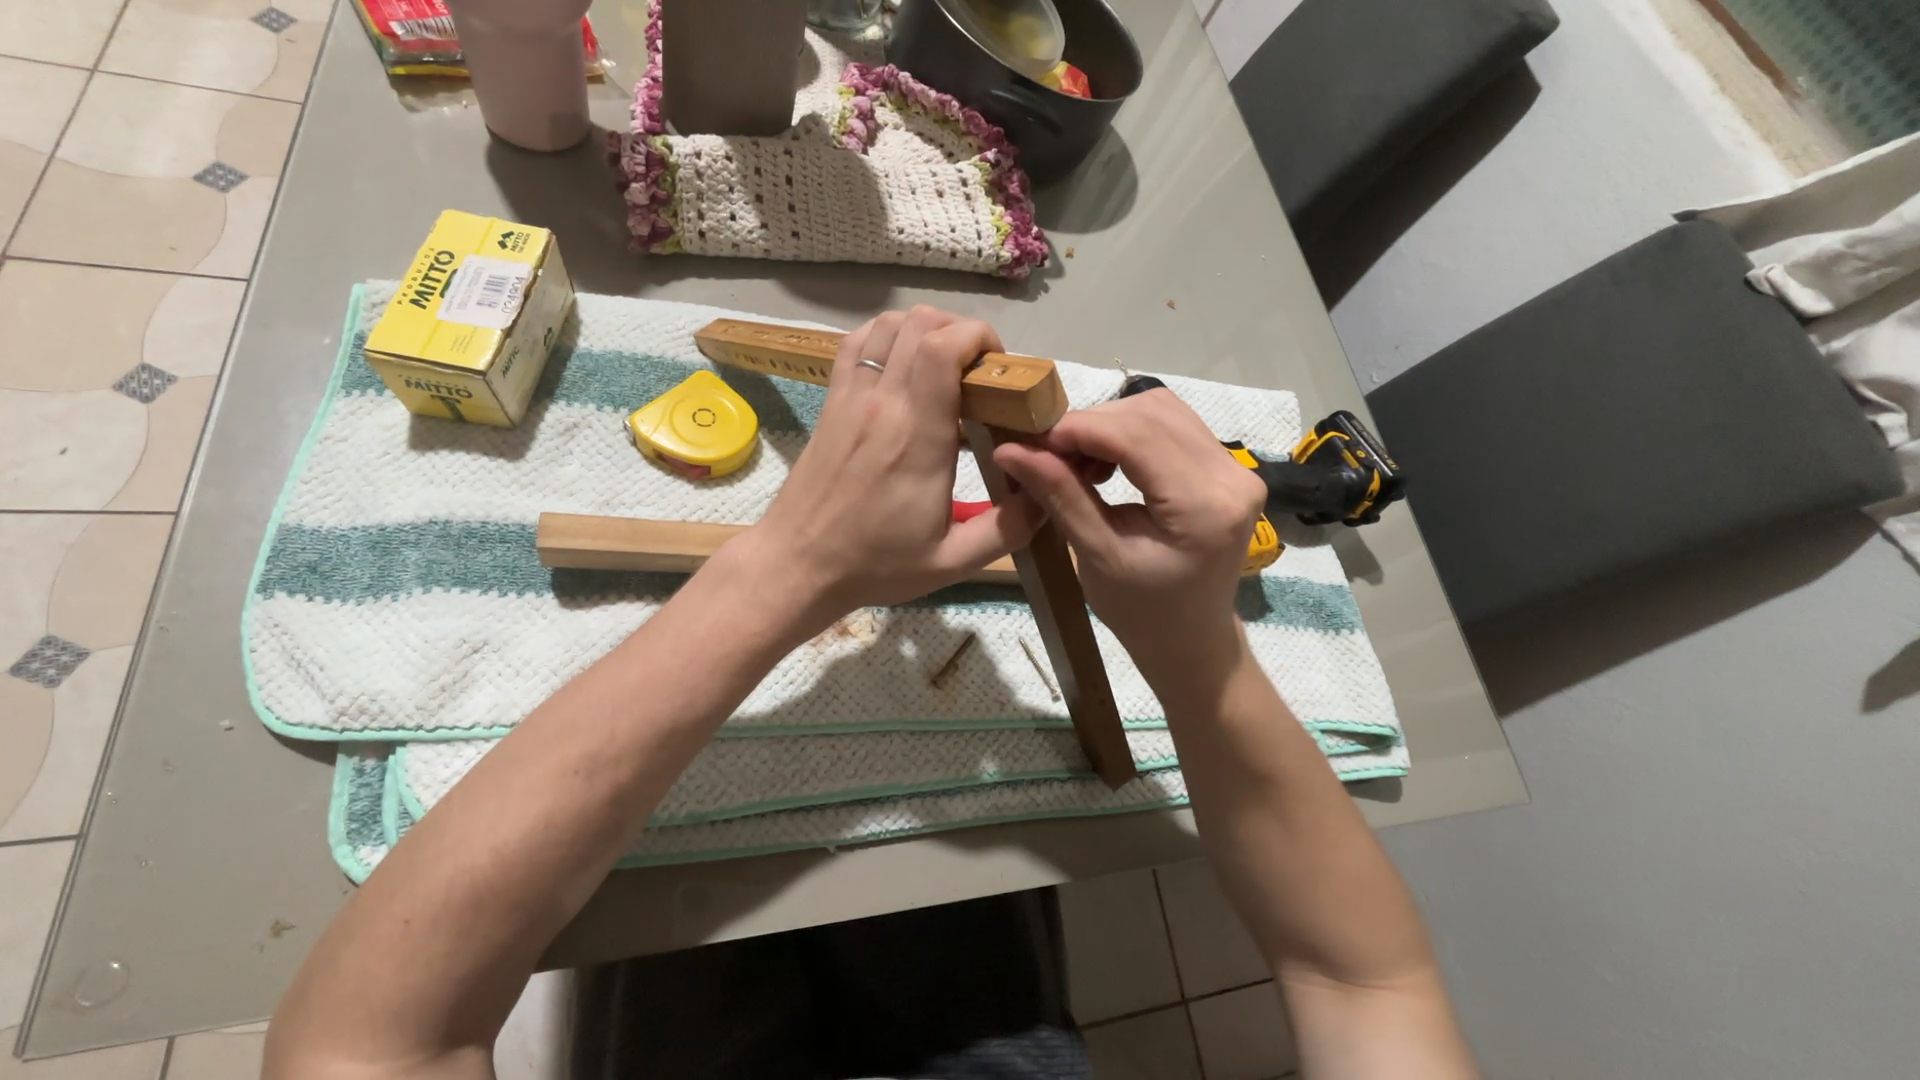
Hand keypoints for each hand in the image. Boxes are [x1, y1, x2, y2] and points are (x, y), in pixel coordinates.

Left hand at [740, 307, 1043, 624]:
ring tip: (945, 368)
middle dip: (961, 332)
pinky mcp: (831, 402)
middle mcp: (882, 403)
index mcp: (917, 435)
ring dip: (924, 331)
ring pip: (888, 324)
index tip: (999, 371)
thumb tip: (1047, 497)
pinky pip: (857, 343)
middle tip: (978, 373)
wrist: (798, 564)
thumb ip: (1007, 528)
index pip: (945, 347)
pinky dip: (886, 337)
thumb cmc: (875, 564)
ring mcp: (850, 397)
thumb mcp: (952, 561)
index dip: (980, 339)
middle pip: (921, 323)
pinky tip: (902, 367)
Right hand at [994, 389, 1264, 678]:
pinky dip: (1129, 433)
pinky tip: (1104, 463)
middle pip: (1150, 413)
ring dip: (1109, 425)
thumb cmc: (1141, 611)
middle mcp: (1231, 476)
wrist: (1190, 638)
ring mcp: (1234, 468)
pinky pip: (1173, 425)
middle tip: (1048, 456)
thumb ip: (1060, 495)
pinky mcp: (1226, 467)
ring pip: (1161, 410)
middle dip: (1090, 425)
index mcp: (1204, 506)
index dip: (1078, 428)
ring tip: (1076, 463)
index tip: (1030, 442)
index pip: (1137, 435)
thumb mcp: (1095, 556)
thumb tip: (1010, 449)